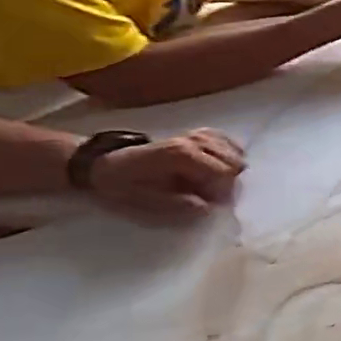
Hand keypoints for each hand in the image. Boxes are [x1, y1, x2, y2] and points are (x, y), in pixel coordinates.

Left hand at [87, 128, 245, 220]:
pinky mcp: (201, 133)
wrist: (104, 163)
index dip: (223, 192)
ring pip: (236, 153)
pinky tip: (217, 166)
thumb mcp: (144, 201)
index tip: (211, 204)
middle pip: (234, 163)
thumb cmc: (123, 185)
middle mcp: (194, 140)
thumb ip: (179, 205)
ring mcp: (198, 134)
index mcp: (182, 155)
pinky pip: (230, 143)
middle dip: (228, 183)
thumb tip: (209, 207)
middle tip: (210, 196)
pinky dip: (230, 156)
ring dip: (229, 171)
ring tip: (211, 183)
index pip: (224, 173)